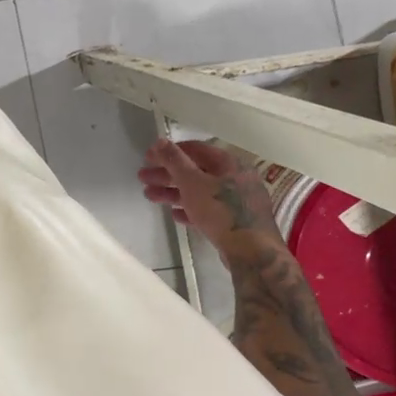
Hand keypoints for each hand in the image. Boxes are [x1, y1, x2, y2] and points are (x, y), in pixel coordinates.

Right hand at [138, 139, 285, 260]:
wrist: (252, 254)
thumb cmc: (221, 211)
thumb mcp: (192, 181)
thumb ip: (174, 160)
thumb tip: (160, 141)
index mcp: (230, 164)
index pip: (195, 148)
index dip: (169, 151)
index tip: (148, 157)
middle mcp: (236, 179)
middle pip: (195, 171)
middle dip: (167, 174)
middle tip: (143, 178)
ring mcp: (238, 202)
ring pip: (199, 191)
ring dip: (173, 191)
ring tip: (150, 196)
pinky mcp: (235, 221)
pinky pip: (208, 209)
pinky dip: (190, 208)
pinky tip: (175, 214)